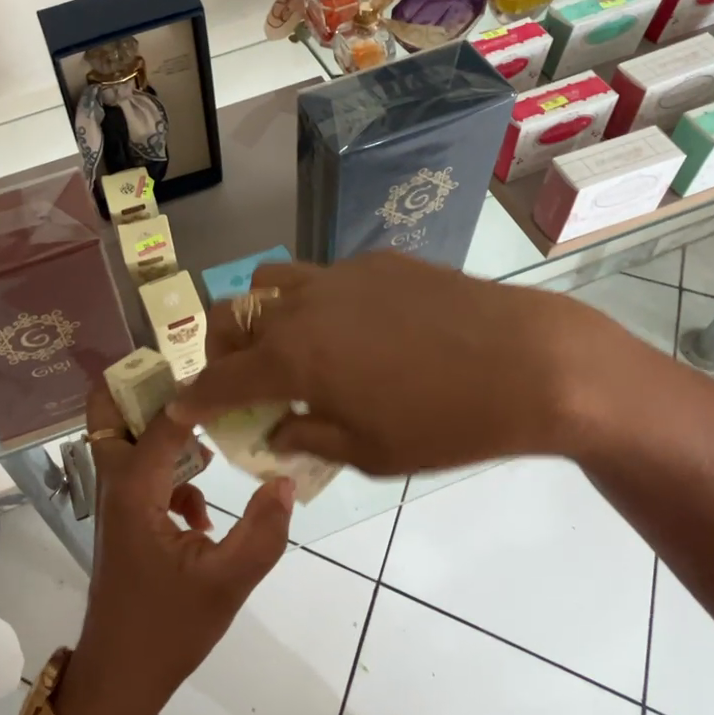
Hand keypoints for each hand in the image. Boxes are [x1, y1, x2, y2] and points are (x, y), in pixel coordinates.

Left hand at [52, 386, 295, 714]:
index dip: (198, 393)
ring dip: (165, 432)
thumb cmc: (169, 627)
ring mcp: (115, 499)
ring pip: (128, 439)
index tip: (234, 376)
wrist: (122, 673)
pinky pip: (141, 473)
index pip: (164, 418)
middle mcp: (116, 482)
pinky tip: (203, 514)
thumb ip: (263, 531)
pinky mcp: (123, 517)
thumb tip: (285, 480)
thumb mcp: (227, 583)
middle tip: (197, 381)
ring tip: (215, 441)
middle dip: (145, 387)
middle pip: (110, 411)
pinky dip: (169, 474)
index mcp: (134, 487)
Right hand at [168, 252, 627, 476]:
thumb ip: (309, 437)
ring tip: (288, 342)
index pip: (220, 377)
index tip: (181, 410)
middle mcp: (302, 305)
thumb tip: (279, 428)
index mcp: (292, 357)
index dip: (194, 397)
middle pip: (231, 315)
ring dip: (262, 312)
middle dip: (218, 348)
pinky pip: (327, 276)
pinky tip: (360, 330)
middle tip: (236, 376)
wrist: (532, 364)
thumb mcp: (371, 453)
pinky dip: (318, 302)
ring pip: (272, 280)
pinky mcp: (378, 260)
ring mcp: (340, 275)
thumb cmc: (447, 425)